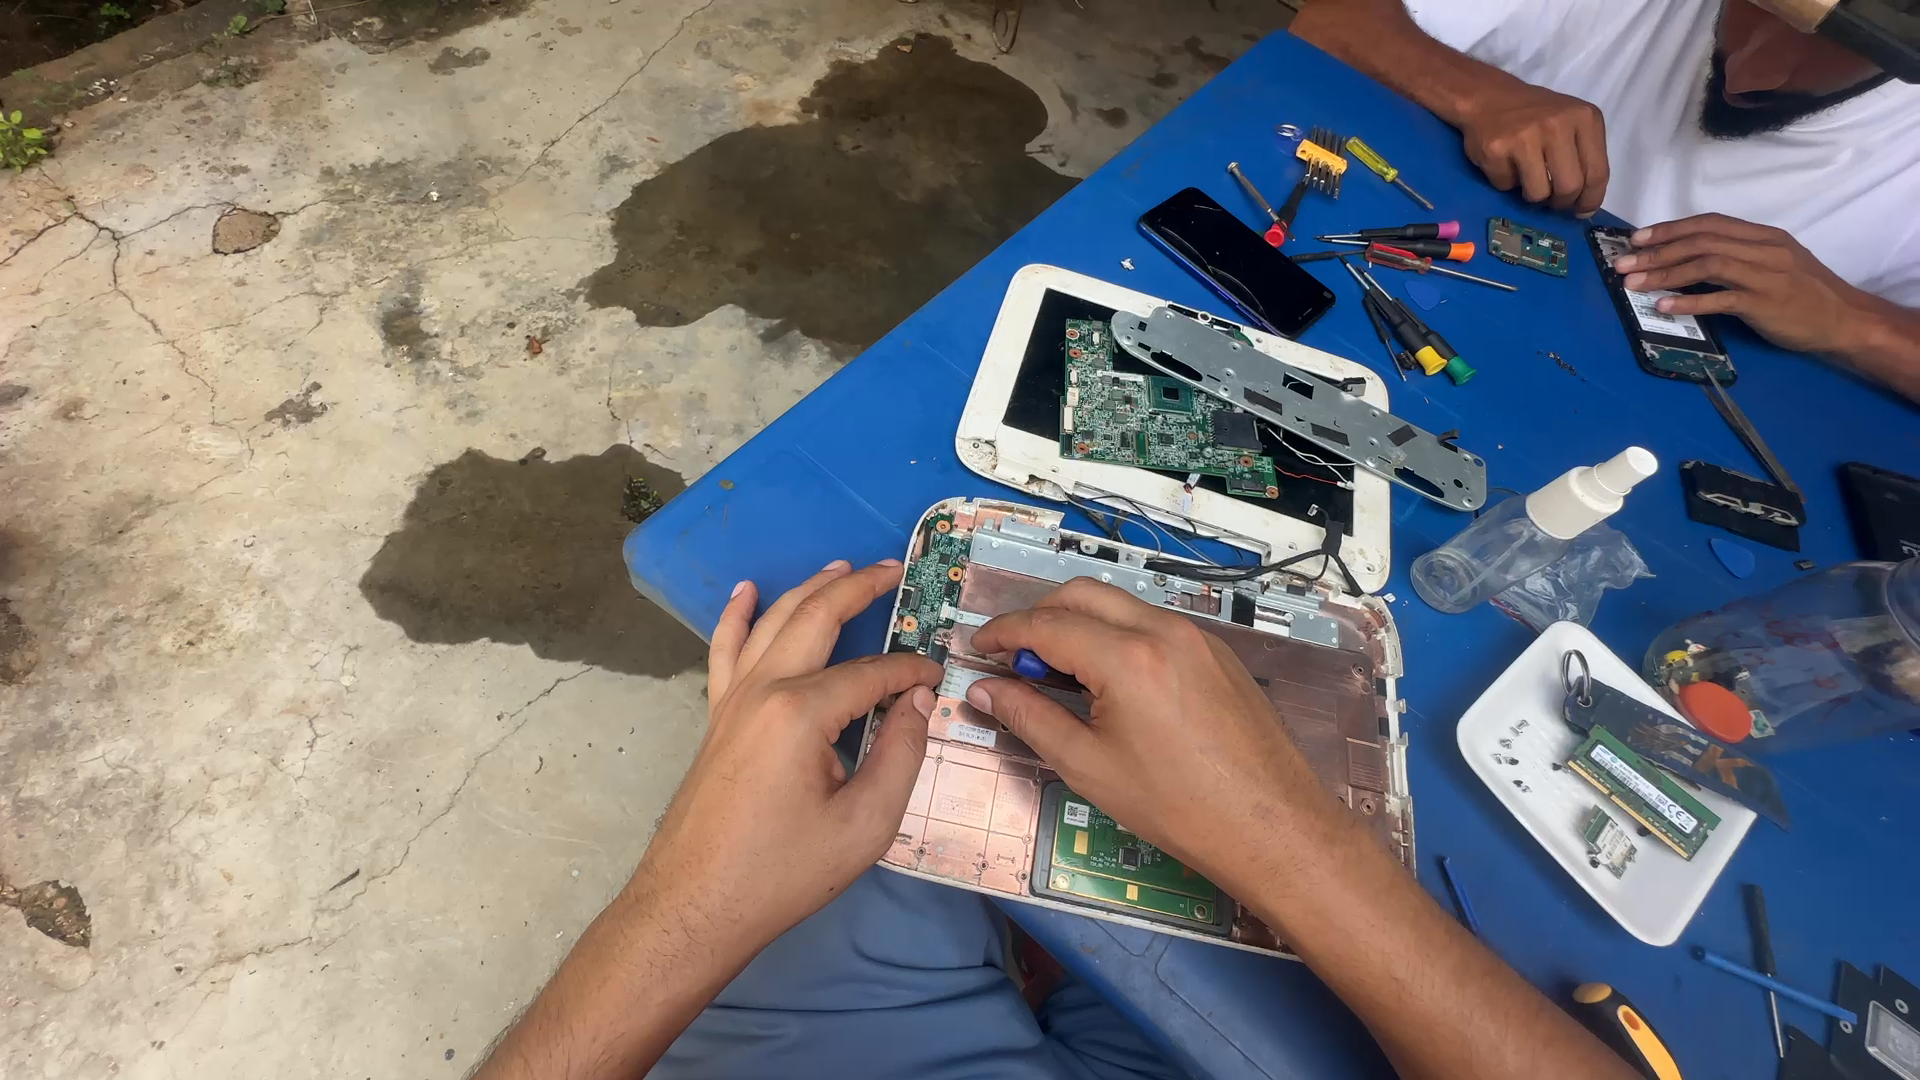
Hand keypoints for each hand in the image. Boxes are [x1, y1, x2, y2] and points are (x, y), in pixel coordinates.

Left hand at [629, 560, 940, 954]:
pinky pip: (725, 649)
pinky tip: (745, 591)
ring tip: (841, 565)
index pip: (872, 673)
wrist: (692, 909)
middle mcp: (764, 688)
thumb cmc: (782, 872)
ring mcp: (733, 697)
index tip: (937, 679)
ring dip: (810, 588)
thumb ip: (900, 754)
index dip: (910, 672)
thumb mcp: (864, 824)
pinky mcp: (717, 714)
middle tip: (894, 568)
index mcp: (802, 711)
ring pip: (774, 621)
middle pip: (817, 617)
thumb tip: (917, 701)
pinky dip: (736, 615)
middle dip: (859, 587)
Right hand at [965, 580, 1349, 901]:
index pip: (1046, 624)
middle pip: (1081, 593)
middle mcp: (1163, 629)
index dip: (1003, 632)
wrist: (1274, 828)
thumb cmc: (1175, 806)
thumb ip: (1028, 717)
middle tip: (1015, 656)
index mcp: (1128, 657)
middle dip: (1038, 614)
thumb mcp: (1088, 765)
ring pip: (1118, 604)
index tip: (978, 646)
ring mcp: (1196, 635)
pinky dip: (1115, 634)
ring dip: (1078, 622)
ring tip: (1058, 670)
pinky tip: (1110, 680)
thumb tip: (983, 690)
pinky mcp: (1216, 650)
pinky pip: (1150, 623)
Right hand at [1455, 76, 1608, 214]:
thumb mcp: (1569, 125)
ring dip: (1531, 195)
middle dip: (1560, 203)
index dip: (1591, 199)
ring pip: (1537, 192)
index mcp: (1585, 120)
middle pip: (1568, 187)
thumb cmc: (1534, 115)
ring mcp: (1526, 139)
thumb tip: (1581, 200)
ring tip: (1526, 180)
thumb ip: (1580, 154)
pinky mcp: (1497, 151)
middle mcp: (1559, 127)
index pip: (1597, 171)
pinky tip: (1504, 165)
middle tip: (1552, 203)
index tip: (1583, 212)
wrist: (1491, 99)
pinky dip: (1505, 182)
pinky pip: (1506, 185)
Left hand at [1612, 214, 1873, 354]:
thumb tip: (1676, 258)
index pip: (1711, 223)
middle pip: (1703, 243)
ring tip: (1632, 283)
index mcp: (1764, 237)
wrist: (1843, 319)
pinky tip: (1662, 307)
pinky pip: (1721, 300)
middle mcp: (1766, 250)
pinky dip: (1689, 302)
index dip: (1670, 229)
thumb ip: (1730, 256)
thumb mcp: (1766, 264)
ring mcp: (1767, 276)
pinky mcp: (1765, 303)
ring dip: (1665, 274)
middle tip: (1622, 264)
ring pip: (1709, 266)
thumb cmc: (1797, 292)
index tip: (1636, 238)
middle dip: (1657, 253)